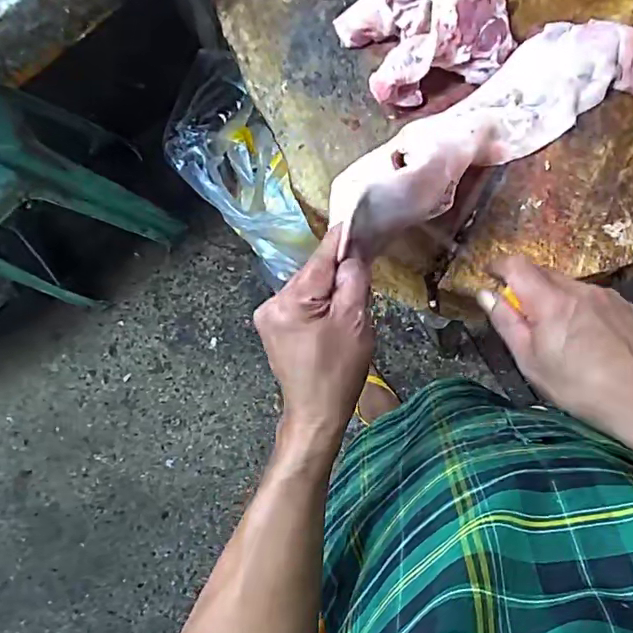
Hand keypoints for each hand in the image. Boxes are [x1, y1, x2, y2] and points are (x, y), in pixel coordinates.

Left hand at [254, 226, 374, 441]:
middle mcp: (271, 302)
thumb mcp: (354, 322)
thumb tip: (352, 252)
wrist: (315, 413)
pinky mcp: (272, 328)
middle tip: (364, 271)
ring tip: (349, 304)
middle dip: (337, 273)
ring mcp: (268, 316)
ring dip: (328, 290)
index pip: (320, 259)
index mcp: (289, 300)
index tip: (356, 219)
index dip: (341, 240)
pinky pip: (300, 304)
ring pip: (307, 288)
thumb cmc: (338, 372)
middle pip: (312, 273)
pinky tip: (332, 317)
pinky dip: (318, 304)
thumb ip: (353, 280)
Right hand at [477, 256, 632, 458]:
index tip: (489, 277)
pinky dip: (576, 308)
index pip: (516, 264)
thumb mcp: (530, 361)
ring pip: (567, 286)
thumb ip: (506, 323)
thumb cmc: (581, 388)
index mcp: (551, 301)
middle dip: (524, 287)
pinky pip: (589, 297)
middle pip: (542, 273)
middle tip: (519, 317)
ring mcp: (606, 296)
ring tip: (554, 335)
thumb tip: (486, 294)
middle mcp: (579, 289)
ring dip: (552, 299)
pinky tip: (583, 338)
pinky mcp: (625, 307)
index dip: (498, 266)